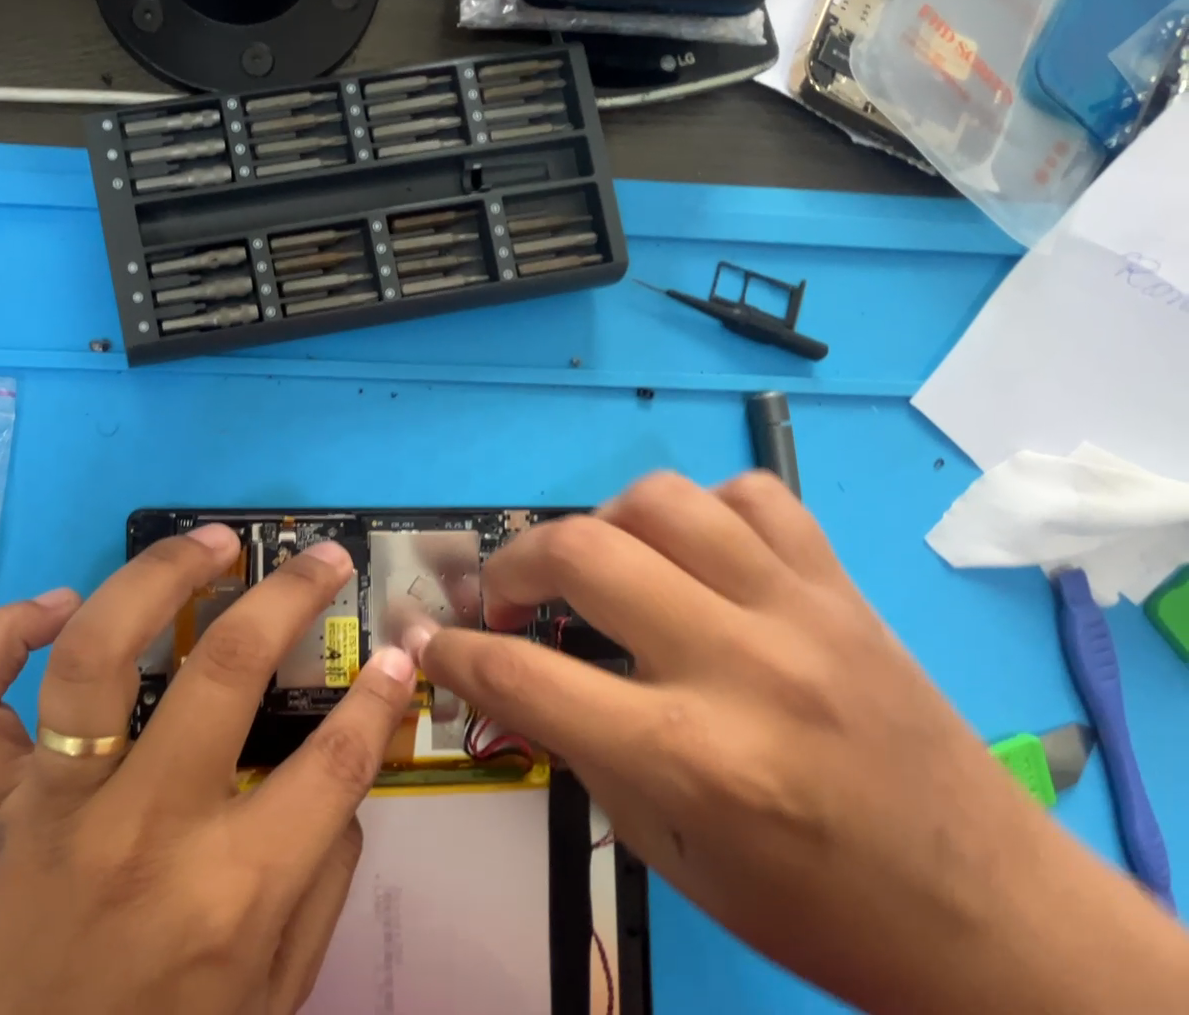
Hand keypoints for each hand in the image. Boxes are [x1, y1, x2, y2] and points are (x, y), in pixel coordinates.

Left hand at [0, 525, 418, 1014]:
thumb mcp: (275, 991)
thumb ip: (321, 882)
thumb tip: (341, 780)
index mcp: (230, 889)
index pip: (335, 764)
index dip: (379, 697)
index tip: (396, 652)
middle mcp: (140, 829)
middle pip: (222, 674)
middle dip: (285, 598)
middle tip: (317, 560)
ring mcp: (51, 807)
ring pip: (92, 657)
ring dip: (155, 578)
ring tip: (205, 545)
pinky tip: (53, 609)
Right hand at [411, 471, 1188, 1013]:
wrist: (985, 914)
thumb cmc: (803, 903)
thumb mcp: (660, 847)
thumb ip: (575, 744)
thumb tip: (501, 673)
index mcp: (687, 757)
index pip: (520, 674)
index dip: (452, 652)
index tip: (427, 642)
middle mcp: (741, 665)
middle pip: (580, 553)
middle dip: (509, 568)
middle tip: (506, 602)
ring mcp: (803, 614)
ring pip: (662, 500)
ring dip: (598, 525)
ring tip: (596, 569)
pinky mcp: (846, 591)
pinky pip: (755, 498)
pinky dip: (700, 513)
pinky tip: (690, 556)